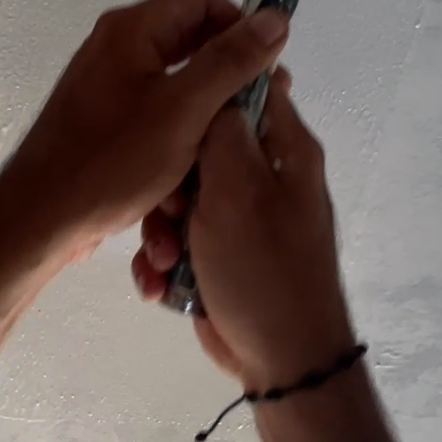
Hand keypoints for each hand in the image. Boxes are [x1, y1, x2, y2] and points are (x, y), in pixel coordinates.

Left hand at [0, 0, 288, 254]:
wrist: (41, 218)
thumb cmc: (112, 161)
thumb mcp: (184, 110)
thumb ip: (231, 62)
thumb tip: (276, 17)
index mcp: (132, 31)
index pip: (204, 3)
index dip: (243, 30)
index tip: (268, 75)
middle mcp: (117, 51)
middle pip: (192, 50)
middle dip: (227, 88)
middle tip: (252, 122)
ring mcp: (108, 90)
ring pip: (176, 94)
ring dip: (201, 127)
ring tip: (219, 162)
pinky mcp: (104, 127)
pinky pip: (154, 124)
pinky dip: (175, 148)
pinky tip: (186, 183)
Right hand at [133, 68, 355, 390]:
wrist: (279, 357)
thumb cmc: (262, 266)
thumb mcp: (238, 188)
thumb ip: (222, 131)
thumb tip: (221, 85)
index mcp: (282, 151)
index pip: (249, 90)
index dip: (206, 91)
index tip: (170, 112)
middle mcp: (262, 178)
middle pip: (199, 150)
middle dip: (170, 183)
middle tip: (170, 211)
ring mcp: (238, 219)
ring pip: (180, 199)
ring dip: (161, 232)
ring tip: (165, 261)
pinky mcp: (217, 254)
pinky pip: (179, 240)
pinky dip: (165, 261)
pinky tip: (159, 284)